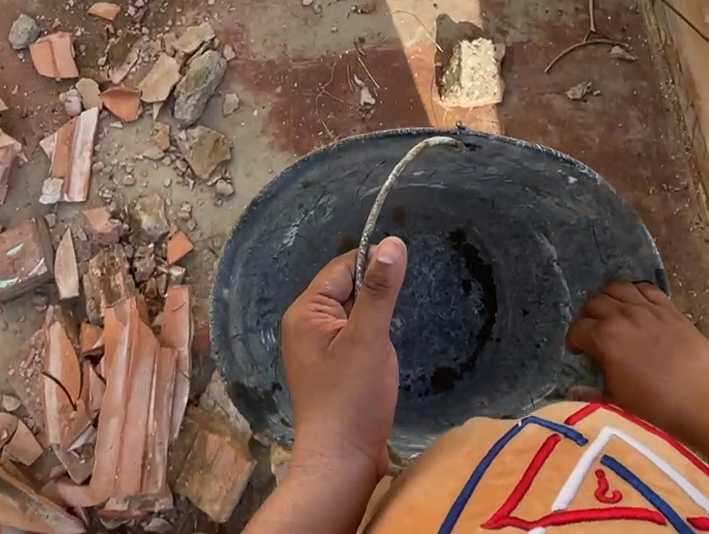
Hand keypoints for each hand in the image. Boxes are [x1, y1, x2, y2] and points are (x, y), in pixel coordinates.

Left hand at [280, 236, 407, 480]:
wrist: (340, 465)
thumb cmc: (352, 398)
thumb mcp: (370, 337)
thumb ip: (380, 289)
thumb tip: (393, 243)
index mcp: (305, 312)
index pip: (342, 268)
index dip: (372, 263)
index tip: (403, 269)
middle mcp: (304, 325)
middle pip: (345, 288)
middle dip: (374, 295)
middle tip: (397, 310)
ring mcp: (315, 349)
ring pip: (351, 312)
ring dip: (373, 318)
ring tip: (387, 337)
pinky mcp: (328, 368)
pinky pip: (351, 335)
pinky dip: (370, 337)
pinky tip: (381, 355)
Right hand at [567, 281, 708, 433]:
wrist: (703, 400)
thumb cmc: (657, 407)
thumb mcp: (618, 403)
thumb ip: (592, 393)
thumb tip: (573, 391)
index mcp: (605, 338)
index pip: (578, 328)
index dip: (573, 339)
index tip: (577, 350)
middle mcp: (622, 315)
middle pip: (593, 303)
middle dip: (587, 316)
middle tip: (592, 331)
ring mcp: (647, 308)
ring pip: (617, 288)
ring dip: (607, 298)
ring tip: (610, 312)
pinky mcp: (668, 307)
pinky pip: (645, 288)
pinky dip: (635, 291)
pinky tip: (635, 303)